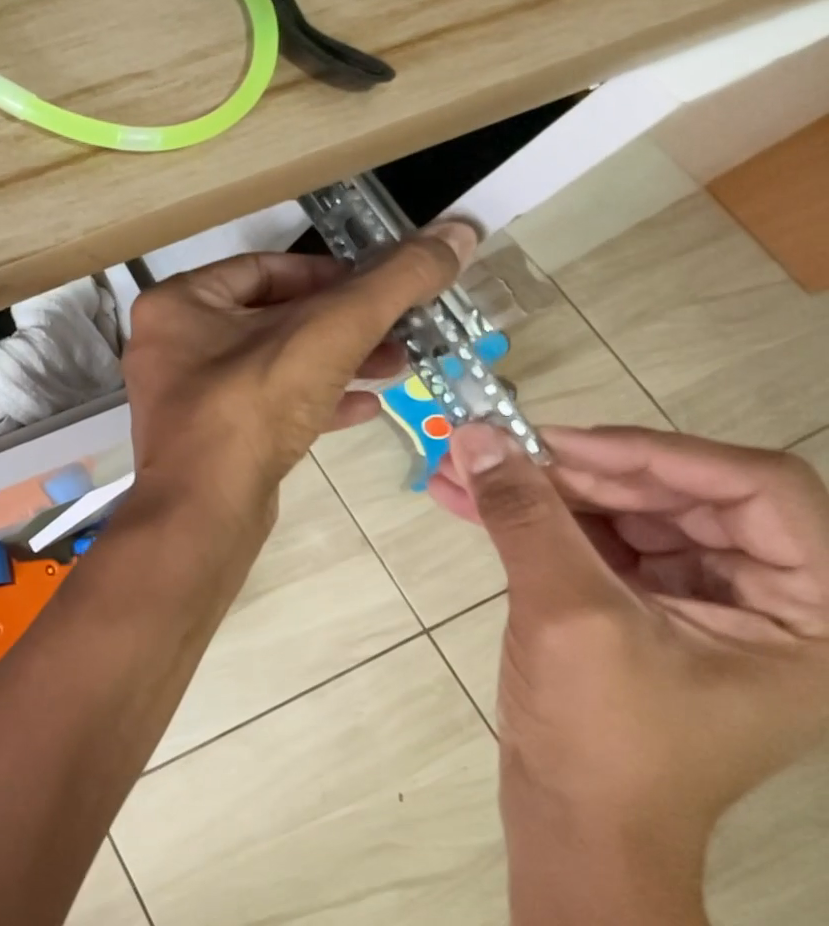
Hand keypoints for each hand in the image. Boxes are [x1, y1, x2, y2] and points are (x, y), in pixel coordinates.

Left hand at [118, 221, 470, 574]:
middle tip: (401, 332)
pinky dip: (312, 400)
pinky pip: (262, 403)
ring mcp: (183, 392)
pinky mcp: (203, 433)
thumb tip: (456, 232)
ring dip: (336, 361)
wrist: (203, 510)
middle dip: (342, 324)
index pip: (263, 268)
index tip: (383, 287)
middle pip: (271, 316)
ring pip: (271, 362)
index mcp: (176, 303)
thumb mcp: (330, 333)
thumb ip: (394, 282)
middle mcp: (169, 342)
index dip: (330, 273)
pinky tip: (365, 407)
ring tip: (396, 366)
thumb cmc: (251, 406)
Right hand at [434, 424, 828, 920]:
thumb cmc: (604, 735)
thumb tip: (476, 440)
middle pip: (685, 497)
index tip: (555, 440)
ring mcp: (706, 603)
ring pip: (631, 515)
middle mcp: (777, 599)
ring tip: (466, 467)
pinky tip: (469, 499)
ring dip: (545, 490)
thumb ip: (528, 519)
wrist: (574, 819)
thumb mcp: (570, 616)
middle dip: (582, 471)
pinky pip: (596, 544)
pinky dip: (534, 521)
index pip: (757, 491)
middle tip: (496, 450)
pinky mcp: (644, 610)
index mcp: (817, 612)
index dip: (656, 454)